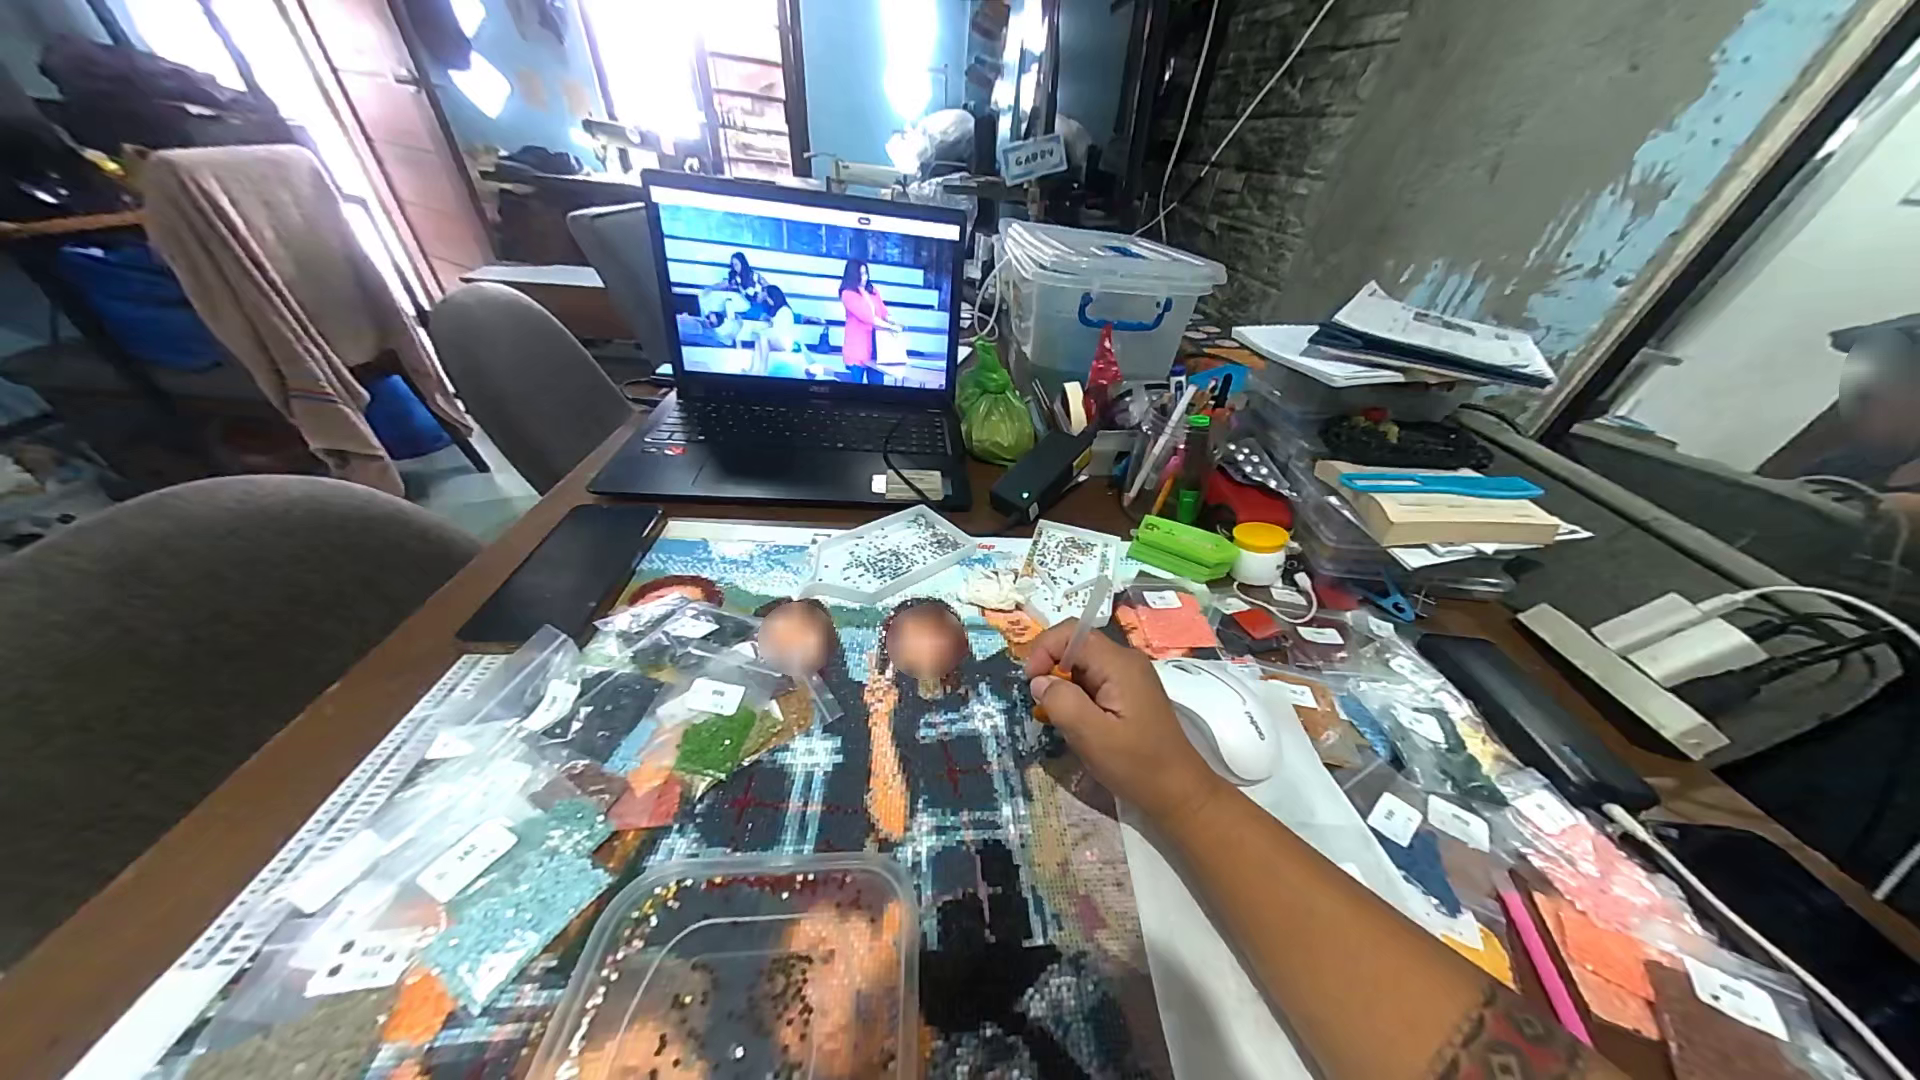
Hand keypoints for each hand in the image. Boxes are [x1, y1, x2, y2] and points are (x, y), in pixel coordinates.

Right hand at [1024, 621, 1226, 826]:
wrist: (1179, 793)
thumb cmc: (1137, 765)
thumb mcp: (1092, 737)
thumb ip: (1062, 702)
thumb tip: (1039, 681)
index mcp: (1119, 664)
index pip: (1072, 633)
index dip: (1044, 649)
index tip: (1030, 682)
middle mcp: (1125, 661)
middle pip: (1077, 645)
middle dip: (1050, 667)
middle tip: (1040, 702)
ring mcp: (1129, 676)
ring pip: (1082, 664)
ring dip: (1062, 683)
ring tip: (1057, 715)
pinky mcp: (1128, 691)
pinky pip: (1093, 679)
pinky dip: (1076, 694)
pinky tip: (1076, 721)